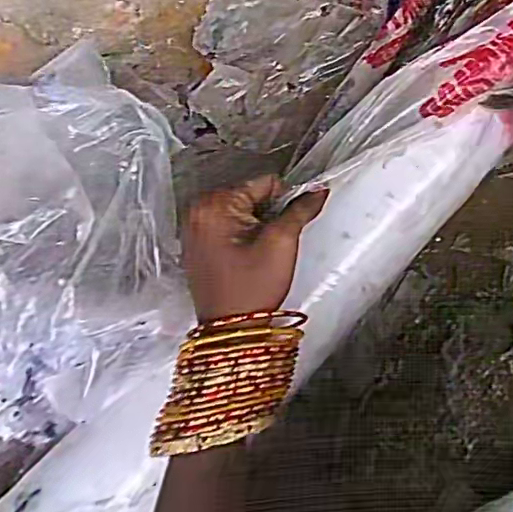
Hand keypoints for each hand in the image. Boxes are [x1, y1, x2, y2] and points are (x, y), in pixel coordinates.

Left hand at [183, 175, 327, 321]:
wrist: (231, 328)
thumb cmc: (253, 287)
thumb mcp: (282, 242)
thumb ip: (301, 209)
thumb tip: (318, 189)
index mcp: (215, 204)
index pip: (265, 183)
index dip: (284, 202)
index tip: (285, 226)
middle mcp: (197, 210)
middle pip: (251, 194)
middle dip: (268, 214)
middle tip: (271, 243)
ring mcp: (194, 228)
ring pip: (242, 210)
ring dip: (257, 225)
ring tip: (259, 252)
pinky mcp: (197, 244)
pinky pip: (229, 225)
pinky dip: (243, 235)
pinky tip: (248, 257)